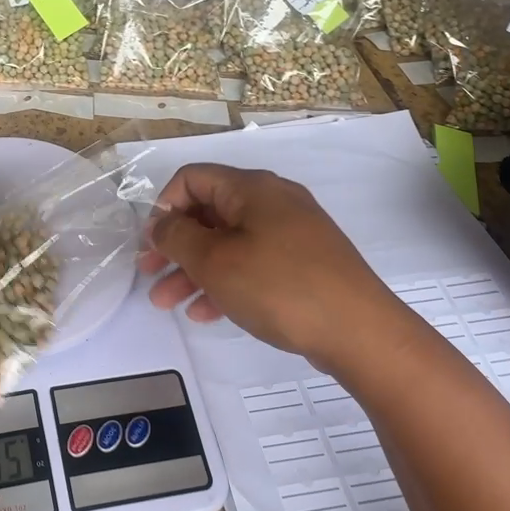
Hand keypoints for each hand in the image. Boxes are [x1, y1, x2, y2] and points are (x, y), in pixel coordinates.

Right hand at [139, 163, 417, 369]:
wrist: (360, 332)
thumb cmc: (279, 287)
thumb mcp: (215, 261)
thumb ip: (177, 237)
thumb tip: (159, 223)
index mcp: (251, 188)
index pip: (192, 179)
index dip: (163, 207)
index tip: (152, 245)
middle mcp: (273, 201)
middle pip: (209, 212)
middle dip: (175, 245)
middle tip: (149, 276)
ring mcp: (293, 233)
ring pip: (229, 243)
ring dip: (194, 270)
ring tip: (167, 303)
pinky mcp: (305, 264)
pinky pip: (253, 263)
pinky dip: (226, 282)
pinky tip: (206, 313)